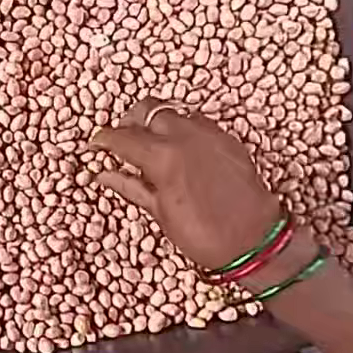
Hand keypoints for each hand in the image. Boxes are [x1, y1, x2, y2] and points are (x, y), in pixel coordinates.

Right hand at [90, 98, 316, 281]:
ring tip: (152, 147)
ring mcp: (210, 135)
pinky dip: (182, 131)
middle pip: (148, 109)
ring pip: (173, 112)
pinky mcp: (228, 140)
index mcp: (162, 157)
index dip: (105, 139)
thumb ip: (130, 186)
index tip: (97, 144)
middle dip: (131, 122)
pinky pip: (197, 122)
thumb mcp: (160, 212)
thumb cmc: (205, 235)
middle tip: (124, 143)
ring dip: (157, 123)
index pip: (122, 137)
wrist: (255, 242)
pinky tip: (180, 152)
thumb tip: (104, 175)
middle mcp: (185, 137)